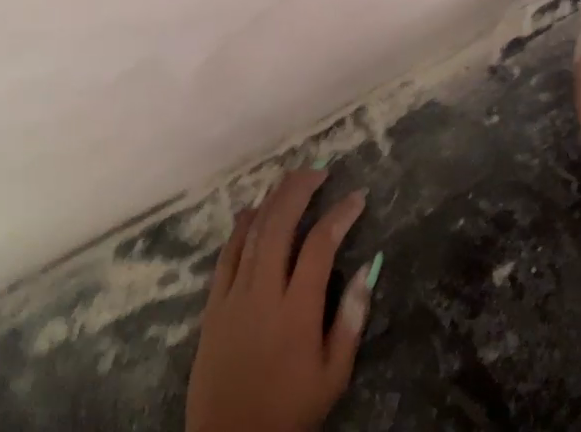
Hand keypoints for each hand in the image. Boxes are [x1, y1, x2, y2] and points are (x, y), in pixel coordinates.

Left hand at [185, 170, 378, 431]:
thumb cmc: (290, 409)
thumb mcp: (334, 373)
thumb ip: (350, 318)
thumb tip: (367, 269)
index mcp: (296, 311)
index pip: (320, 246)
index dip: (340, 215)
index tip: (357, 196)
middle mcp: (262, 294)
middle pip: (279, 226)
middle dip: (299, 191)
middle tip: (319, 171)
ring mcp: (232, 297)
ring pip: (251, 234)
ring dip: (271, 201)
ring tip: (290, 180)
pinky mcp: (212, 307)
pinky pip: (225, 256)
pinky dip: (239, 228)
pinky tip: (250, 211)